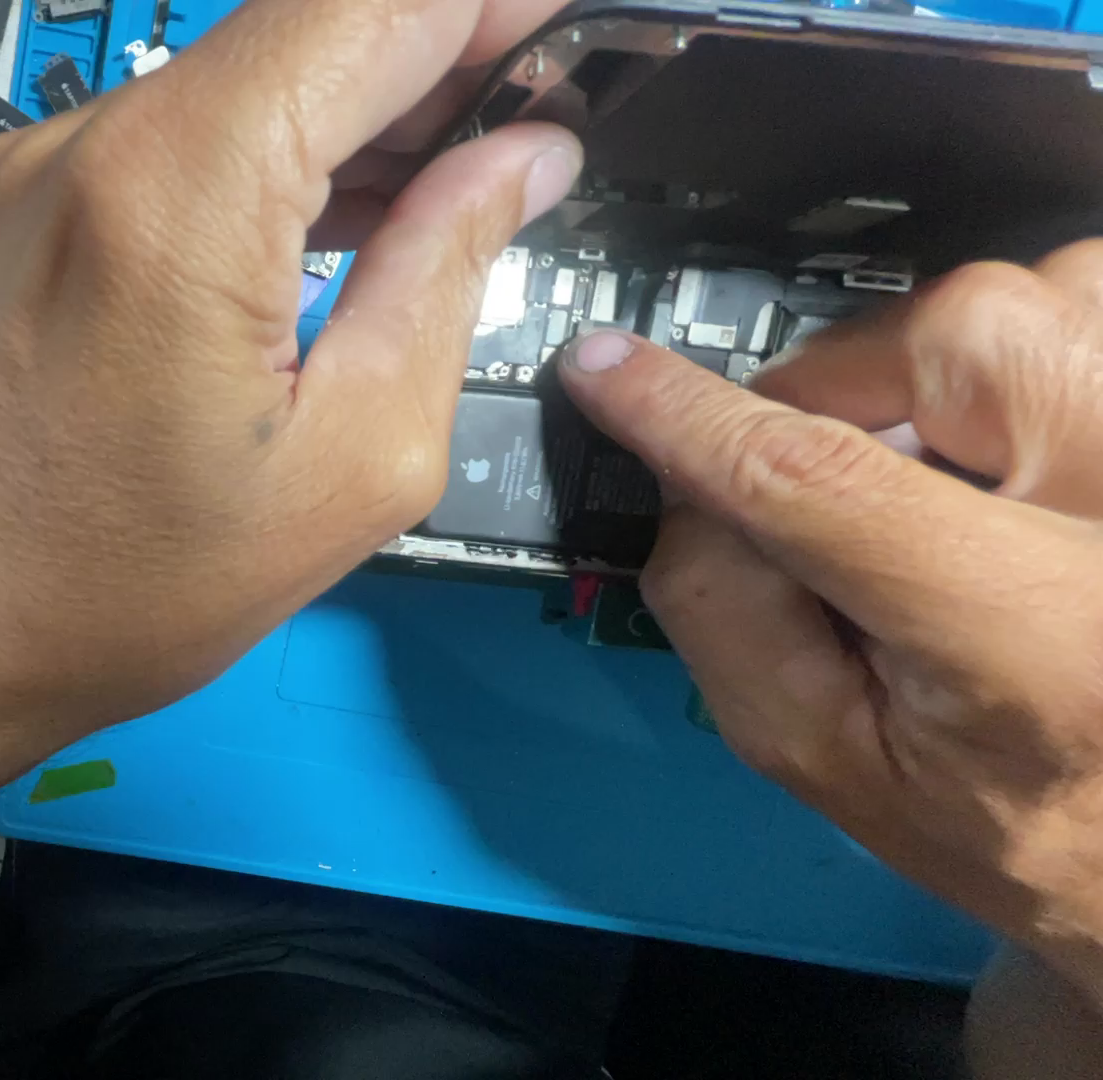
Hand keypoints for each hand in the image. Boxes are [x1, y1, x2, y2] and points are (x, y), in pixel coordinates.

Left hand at [0, 0, 581, 804]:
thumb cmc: (163, 585)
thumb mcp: (359, 458)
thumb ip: (448, 273)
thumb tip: (521, 157)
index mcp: (174, 204)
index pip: (367, 10)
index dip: (482, 11)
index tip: (553, 64)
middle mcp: (77, 153)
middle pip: (293, 35)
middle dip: (418, 70)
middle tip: (505, 143)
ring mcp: (24, 176)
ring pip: (226, 85)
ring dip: (336, 121)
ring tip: (422, 195)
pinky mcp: (7, 214)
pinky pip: (159, 142)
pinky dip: (250, 163)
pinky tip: (311, 224)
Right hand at [557, 241, 1102, 1008]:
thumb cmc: (983, 806)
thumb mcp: (805, 739)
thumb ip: (717, 611)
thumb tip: (680, 480)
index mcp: (1030, 633)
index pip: (812, 479)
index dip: (687, 415)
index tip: (600, 365)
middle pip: (951, 338)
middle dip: (836, 381)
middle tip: (817, 458)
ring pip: (1032, 297)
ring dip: (929, 368)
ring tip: (931, 461)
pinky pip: (1088, 301)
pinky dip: (1012, 353)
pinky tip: (1007, 443)